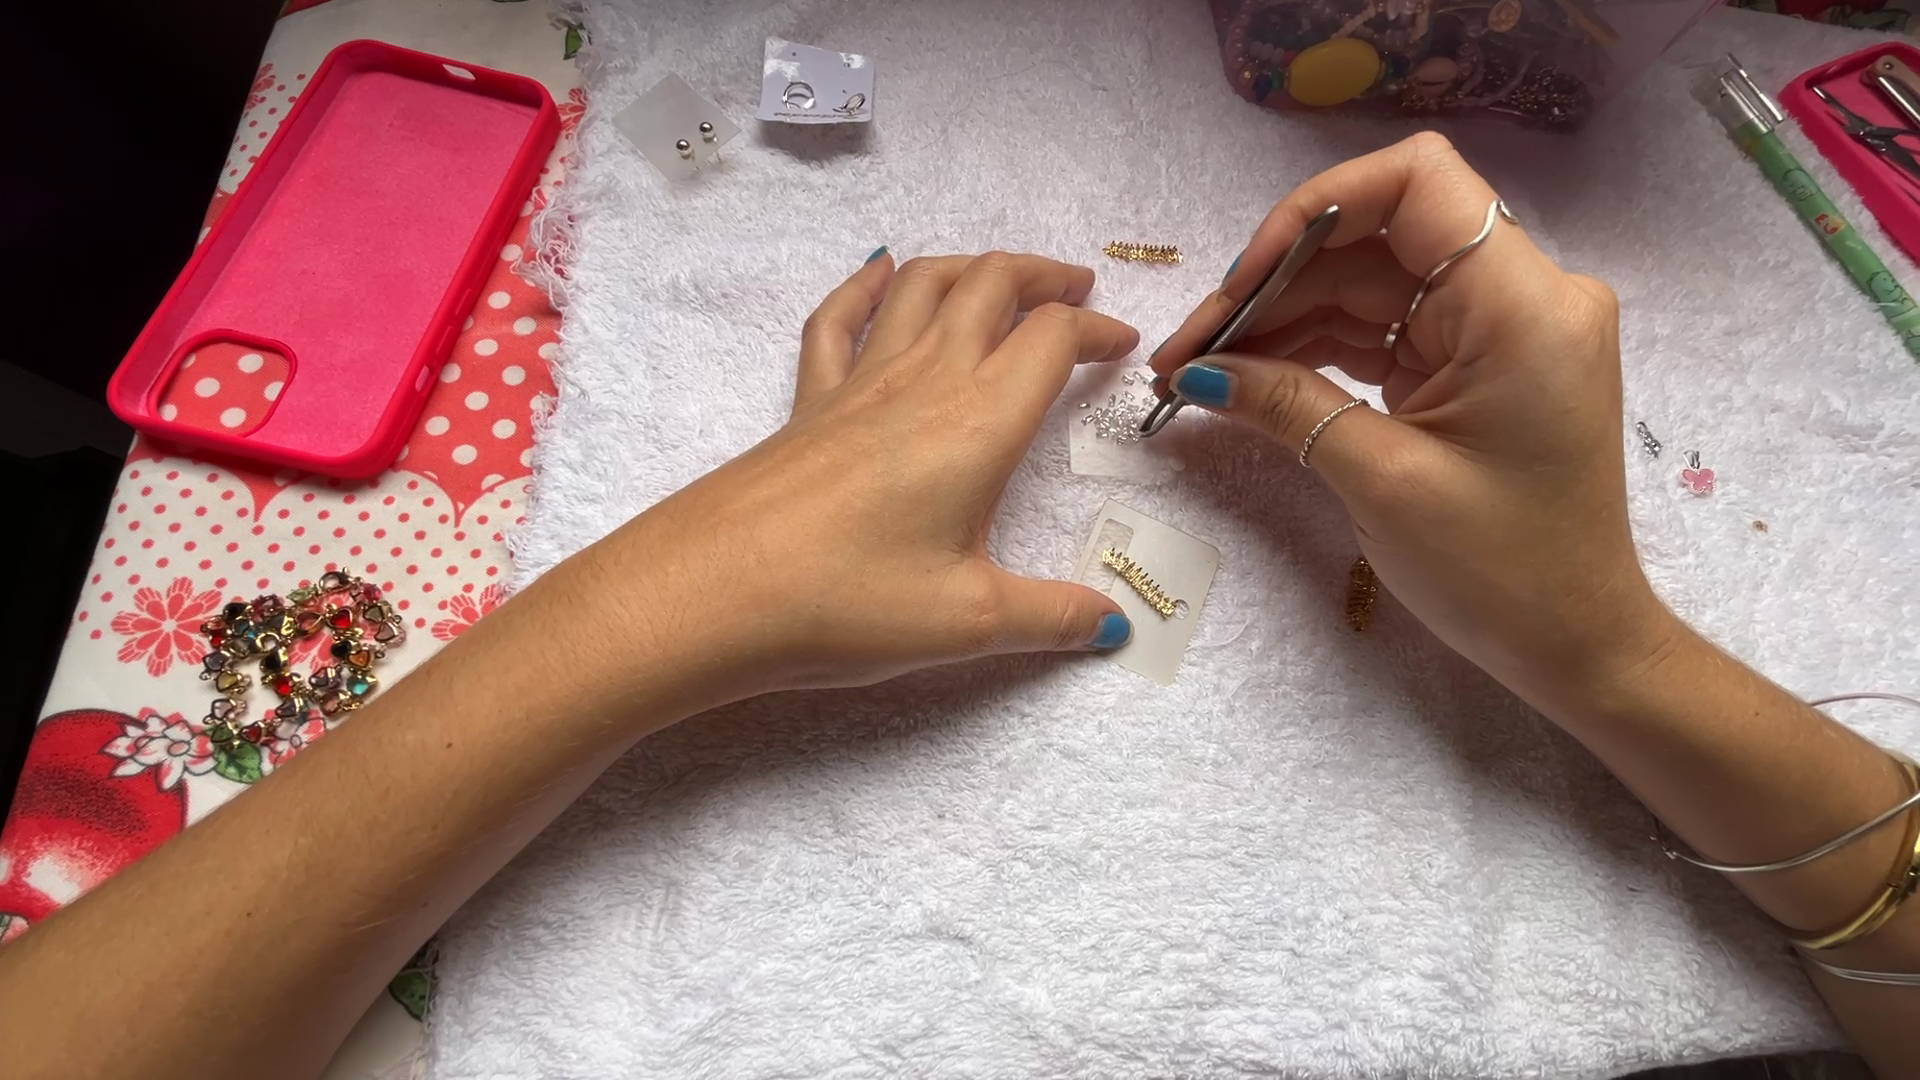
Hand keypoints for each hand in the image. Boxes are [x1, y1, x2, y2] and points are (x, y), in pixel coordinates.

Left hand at [582, 250, 1139, 698]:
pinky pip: (838, 319)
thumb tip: (1116, 625)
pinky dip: (866, 285)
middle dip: (1045, 276)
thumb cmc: (848, 602)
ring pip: (922, 285)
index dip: (1097, 333)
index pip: (1051, 340)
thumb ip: (1052, 618)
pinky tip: (880, 272)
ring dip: (972, 267)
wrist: (712, 594)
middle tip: (1079, 289)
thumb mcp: (968, 623)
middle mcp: (922, 381)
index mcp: (977, 423)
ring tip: (1003, 278)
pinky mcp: (807, 400)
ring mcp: (857, 382)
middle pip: (992, 285)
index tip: (1122, 348)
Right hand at [1149, 134, 1675, 706]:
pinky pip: (1367, 335)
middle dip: (1267, 290)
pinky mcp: (1456, 366)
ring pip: (1357, 291)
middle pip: (1366, 246)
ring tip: (1193, 373)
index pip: (1416, 184)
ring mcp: (1483, 331)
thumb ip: (1287, 406)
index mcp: (1520, 306)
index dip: (1313, 211)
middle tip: (1182, 351)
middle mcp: (1510, 296)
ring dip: (1272, 326)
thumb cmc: (1497, 569)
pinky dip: (1302, 355)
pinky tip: (1242, 381)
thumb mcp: (1380, 480)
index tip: (1239, 282)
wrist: (1567, 638)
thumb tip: (1196, 372)